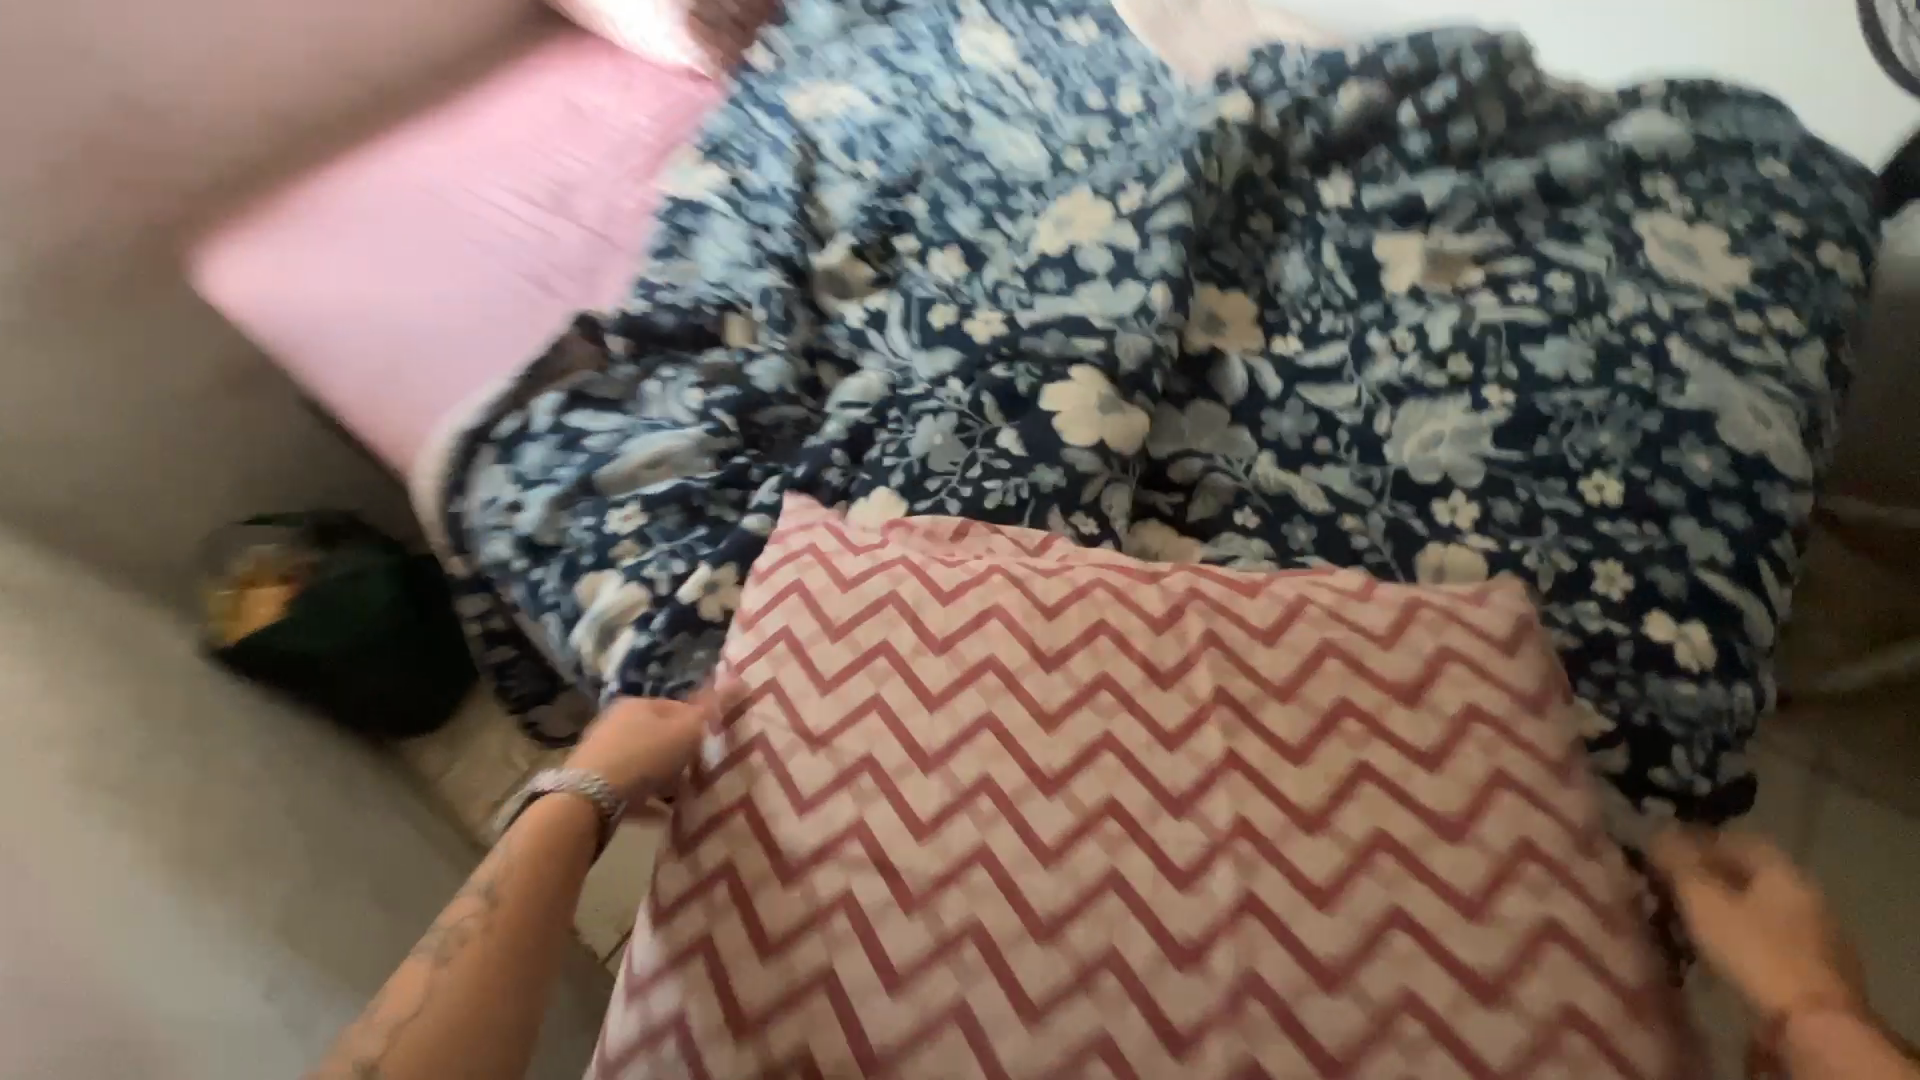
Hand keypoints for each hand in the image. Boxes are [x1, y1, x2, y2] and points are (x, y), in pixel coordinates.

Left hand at [563, 685, 731, 801]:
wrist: (588, 798)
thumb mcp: (687, 729)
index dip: (698, 725)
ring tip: (681, 797)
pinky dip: (646, 800)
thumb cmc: (645, 755)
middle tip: (698, 772)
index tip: (710, 745)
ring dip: (662, 778)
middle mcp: (616, 723)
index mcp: (638, 704)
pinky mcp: (591, 784)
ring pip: (643, 763)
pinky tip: (662, 816)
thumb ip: (712, 707)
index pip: (677, 707)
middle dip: (679, 754)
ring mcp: (601, 754)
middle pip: (658, 736)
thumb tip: (738, 679)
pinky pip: (628, 790)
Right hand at [1650, 827, 1865, 1018]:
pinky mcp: (1809, 964)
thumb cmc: (1751, 947)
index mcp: (1784, 872)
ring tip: (1675, 912)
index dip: (1693, 837)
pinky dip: (1731, 929)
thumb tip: (1655, 829)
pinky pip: (1760, 931)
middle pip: (1744, 872)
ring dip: (1714, 903)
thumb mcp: (1701, 897)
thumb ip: (1676, 860)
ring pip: (1751, 903)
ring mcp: (1812, 932)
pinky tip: (1705, 939)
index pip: (1735, 838)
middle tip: (1660, 879)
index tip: (1657, 846)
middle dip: (1701, 873)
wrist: (1811, 1022)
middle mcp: (1804, 895)